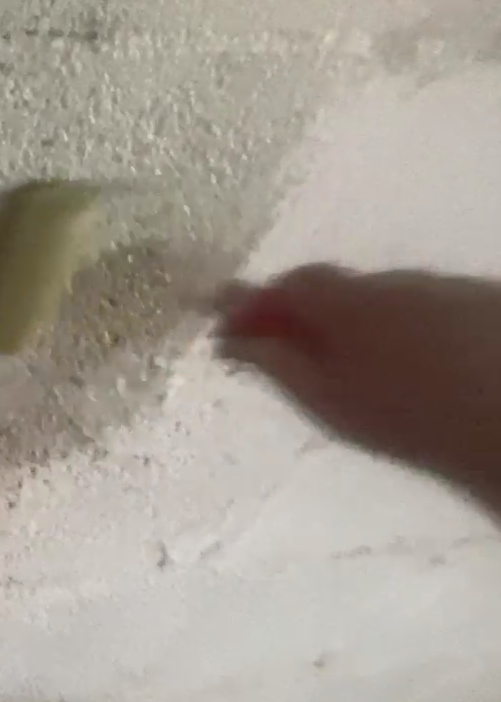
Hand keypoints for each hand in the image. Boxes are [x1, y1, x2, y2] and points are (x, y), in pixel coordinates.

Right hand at [216, 265, 500, 494]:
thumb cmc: (407, 418)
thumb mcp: (321, 397)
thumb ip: (271, 360)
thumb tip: (229, 337)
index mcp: (350, 302)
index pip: (286, 284)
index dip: (252, 302)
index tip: (228, 330)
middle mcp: (402, 283)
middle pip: (338, 289)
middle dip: (307, 313)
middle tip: (286, 351)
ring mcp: (456, 291)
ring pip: (387, 298)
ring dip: (358, 320)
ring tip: (355, 363)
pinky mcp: (494, 307)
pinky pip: (431, 308)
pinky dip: (406, 327)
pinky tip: (412, 363)